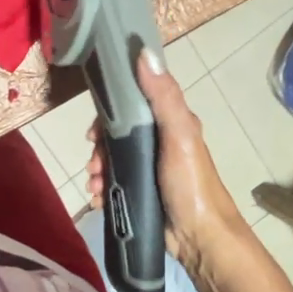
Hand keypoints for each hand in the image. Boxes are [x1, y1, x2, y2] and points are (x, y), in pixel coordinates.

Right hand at [86, 50, 248, 264]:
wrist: (200, 238)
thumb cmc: (191, 184)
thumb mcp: (179, 135)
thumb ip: (163, 96)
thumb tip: (143, 53)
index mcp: (171, 123)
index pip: (133, 104)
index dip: (109, 112)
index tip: (92, 130)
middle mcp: (160, 142)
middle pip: (117, 134)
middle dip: (99, 148)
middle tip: (93, 165)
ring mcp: (150, 169)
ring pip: (112, 160)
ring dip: (97, 170)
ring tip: (95, 187)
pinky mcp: (142, 192)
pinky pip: (114, 183)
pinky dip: (102, 189)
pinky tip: (99, 199)